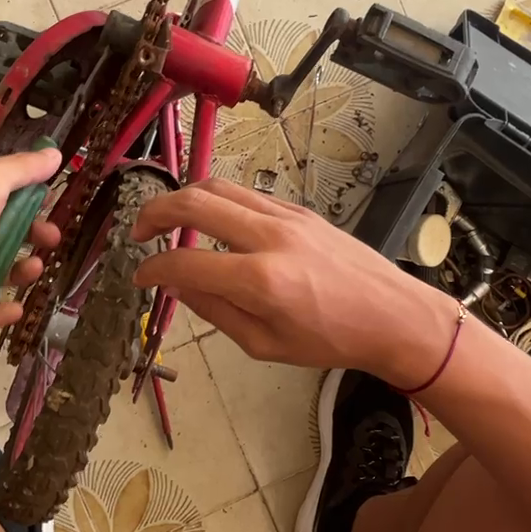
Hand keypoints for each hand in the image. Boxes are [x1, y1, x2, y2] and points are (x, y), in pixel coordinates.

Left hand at [0, 148, 63, 334]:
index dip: (31, 197)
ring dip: (20, 271)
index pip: (6, 191)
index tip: (52, 204)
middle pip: (5, 230)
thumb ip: (20, 169)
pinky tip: (15, 310)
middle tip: (52, 240)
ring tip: (32, 272)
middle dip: (33, 235)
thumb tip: (52, 155)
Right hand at [131, 178, 458, 385]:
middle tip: (137, 232)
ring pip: (218, 187)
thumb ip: (215, 312)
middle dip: (154, 212)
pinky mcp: (299, 210)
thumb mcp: (264, 345)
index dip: (152, 268)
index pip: (185, 262)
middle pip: (195, 202)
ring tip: (167, 219)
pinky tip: (210, 220)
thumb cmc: (330, 341)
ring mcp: (286, 216)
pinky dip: (216, 200)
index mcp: (259, 281)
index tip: (138, 275)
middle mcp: (269, 237)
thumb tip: (177, 287)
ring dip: (183, 198)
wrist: (393, 314)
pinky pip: (245, 194)